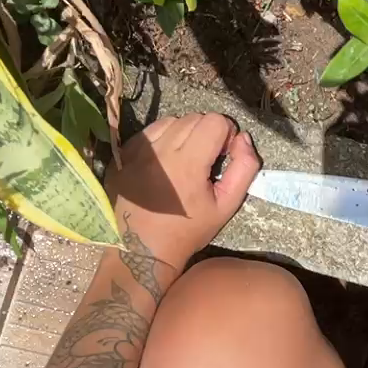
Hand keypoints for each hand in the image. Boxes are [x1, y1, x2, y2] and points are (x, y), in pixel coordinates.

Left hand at [107, 113, 260, 281]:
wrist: (143, 249)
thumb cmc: (189, 230)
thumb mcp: (227, 205)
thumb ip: (244, 168)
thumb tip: (243, 138)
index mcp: (189, 164)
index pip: (216, 121)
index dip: (227, 134)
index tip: (223, 155)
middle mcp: (161, 151)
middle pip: (195, 118)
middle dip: (207, 133)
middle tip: (206, 159)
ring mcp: (138, 151)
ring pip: (171, 121)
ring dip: (184, 133)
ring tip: (184, 158)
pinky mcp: (123, 155)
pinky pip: (149, 131)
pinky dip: (162, 138)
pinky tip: (165, 161)